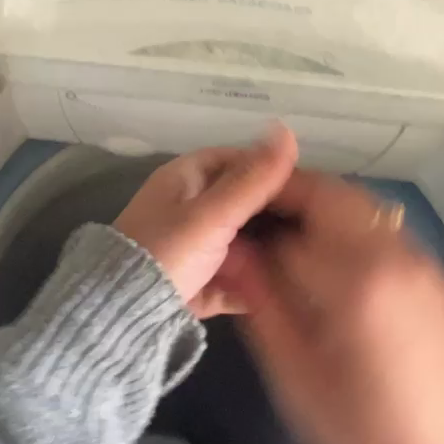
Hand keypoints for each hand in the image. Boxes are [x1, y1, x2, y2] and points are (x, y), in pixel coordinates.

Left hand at [112, 124, 297, 317]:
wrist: (125, 314)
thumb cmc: (167, 251)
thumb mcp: (212, 213)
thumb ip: (252, 179)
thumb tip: (286, 130)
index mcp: (184, 180)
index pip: (236, 162)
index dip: (271, 171)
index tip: (310, 188)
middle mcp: (186, 208)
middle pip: (241, 205)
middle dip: (275, 217)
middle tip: (318, 231)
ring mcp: (191, 248)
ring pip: (240, 244)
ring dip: (268, 253)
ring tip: (312, 264)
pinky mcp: (196, 284)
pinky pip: (233, 279)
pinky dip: (254, 285)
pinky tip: (288, 295)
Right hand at [218, 169, 443, 443]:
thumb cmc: (367, 434)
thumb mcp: (295, 374)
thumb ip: (259, 301)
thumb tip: (226, 249)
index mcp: (356, 278)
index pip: (288, 215)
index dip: (249, 210)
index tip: (221, 216)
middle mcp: (392, 252)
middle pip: (327, 190)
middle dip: (282, 192)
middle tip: (246, 215)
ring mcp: (418, 258)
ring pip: (354, 201)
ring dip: (313, 203)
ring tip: (277, 232)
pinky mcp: (430, 272)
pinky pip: (376, 223)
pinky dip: (341, 220)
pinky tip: (320, 254)